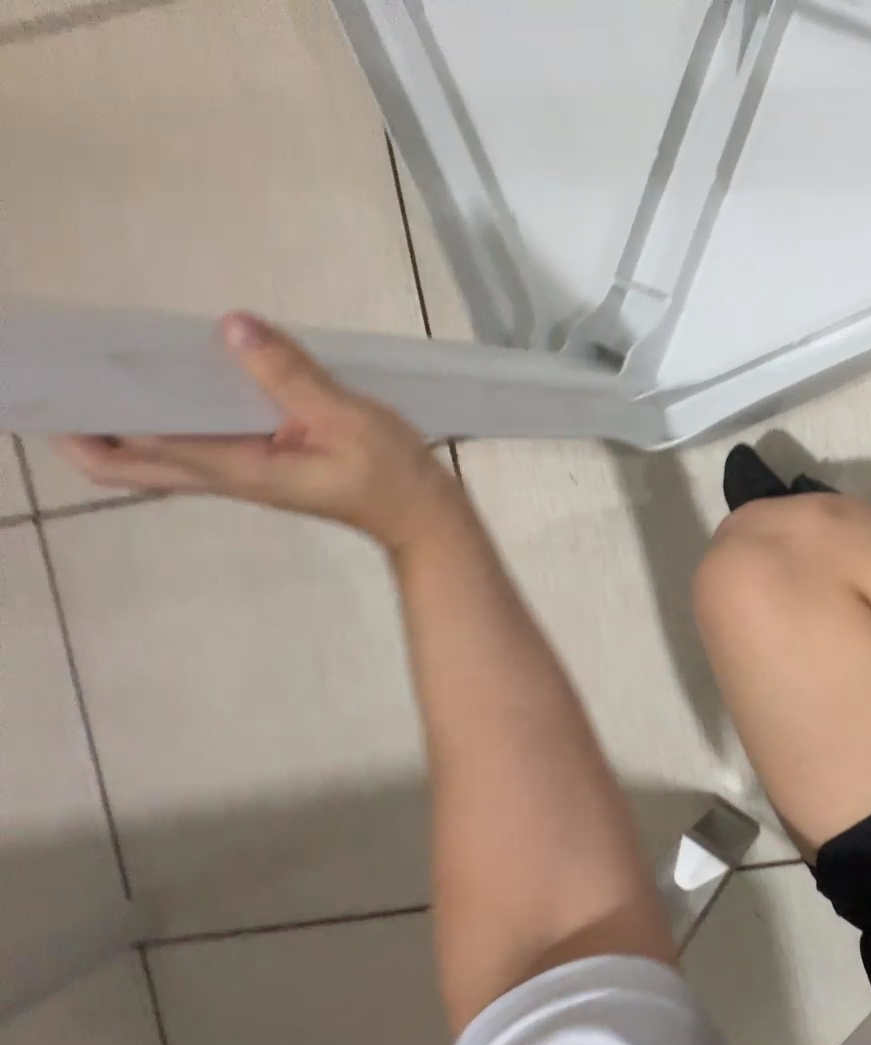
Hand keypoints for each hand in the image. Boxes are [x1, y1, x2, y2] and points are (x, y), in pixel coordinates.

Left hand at [56, 312, 466, 553]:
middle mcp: (225, 475)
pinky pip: (196, 441)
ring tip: (126, 365)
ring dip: (128, 416)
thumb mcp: (349, 419)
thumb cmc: (391, 474)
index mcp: (235, 468)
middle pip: (122, 464)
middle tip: (77, 373)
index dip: (83, 417)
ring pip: (155, 452)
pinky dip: (178, 413)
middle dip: (81, 427)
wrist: (425, 513)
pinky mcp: (265, 466)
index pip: (130, 447)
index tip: (64, 375)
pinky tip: (198, 378)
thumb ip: (291, 375)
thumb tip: (233, 324)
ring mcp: (243, 474)